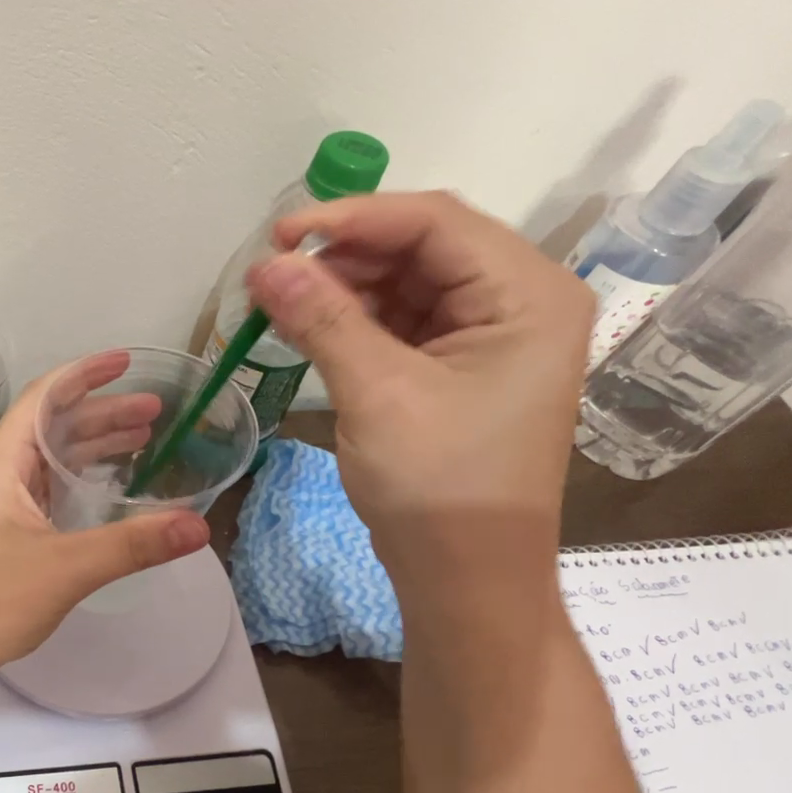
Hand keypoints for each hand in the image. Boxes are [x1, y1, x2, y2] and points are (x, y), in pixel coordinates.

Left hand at [0, 352, 211, 697]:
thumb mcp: (66, 568)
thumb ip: (132, 544)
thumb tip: (199, 526)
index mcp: (0, 465)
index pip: (42, 398)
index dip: (84, 374)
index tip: (127, 362)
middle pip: (53, 426)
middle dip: (103, 413)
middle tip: (157, 412)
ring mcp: (2, 504)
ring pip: (53, 459)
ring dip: (96, 446)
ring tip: (147, 440)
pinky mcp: (9, 532)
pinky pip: (52, 489)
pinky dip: (84, 479)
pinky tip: (113, 486)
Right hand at [245, 191, 593, 585]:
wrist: (465, 575)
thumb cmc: (438, 484)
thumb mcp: (377, 393)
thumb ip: (323, 319)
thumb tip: (264, 265)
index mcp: (528, 294)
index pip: (436, 223)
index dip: (353, 217)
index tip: (279, 234)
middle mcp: (518, 302)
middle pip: (422, 247)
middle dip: (343, 255)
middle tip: (271, 274)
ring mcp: (488, 337)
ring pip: (406, 284)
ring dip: (342, 288)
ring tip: (279, 303)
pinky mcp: (458, 369)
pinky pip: (401, 324)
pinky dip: (353, 322)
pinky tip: (307, 327)